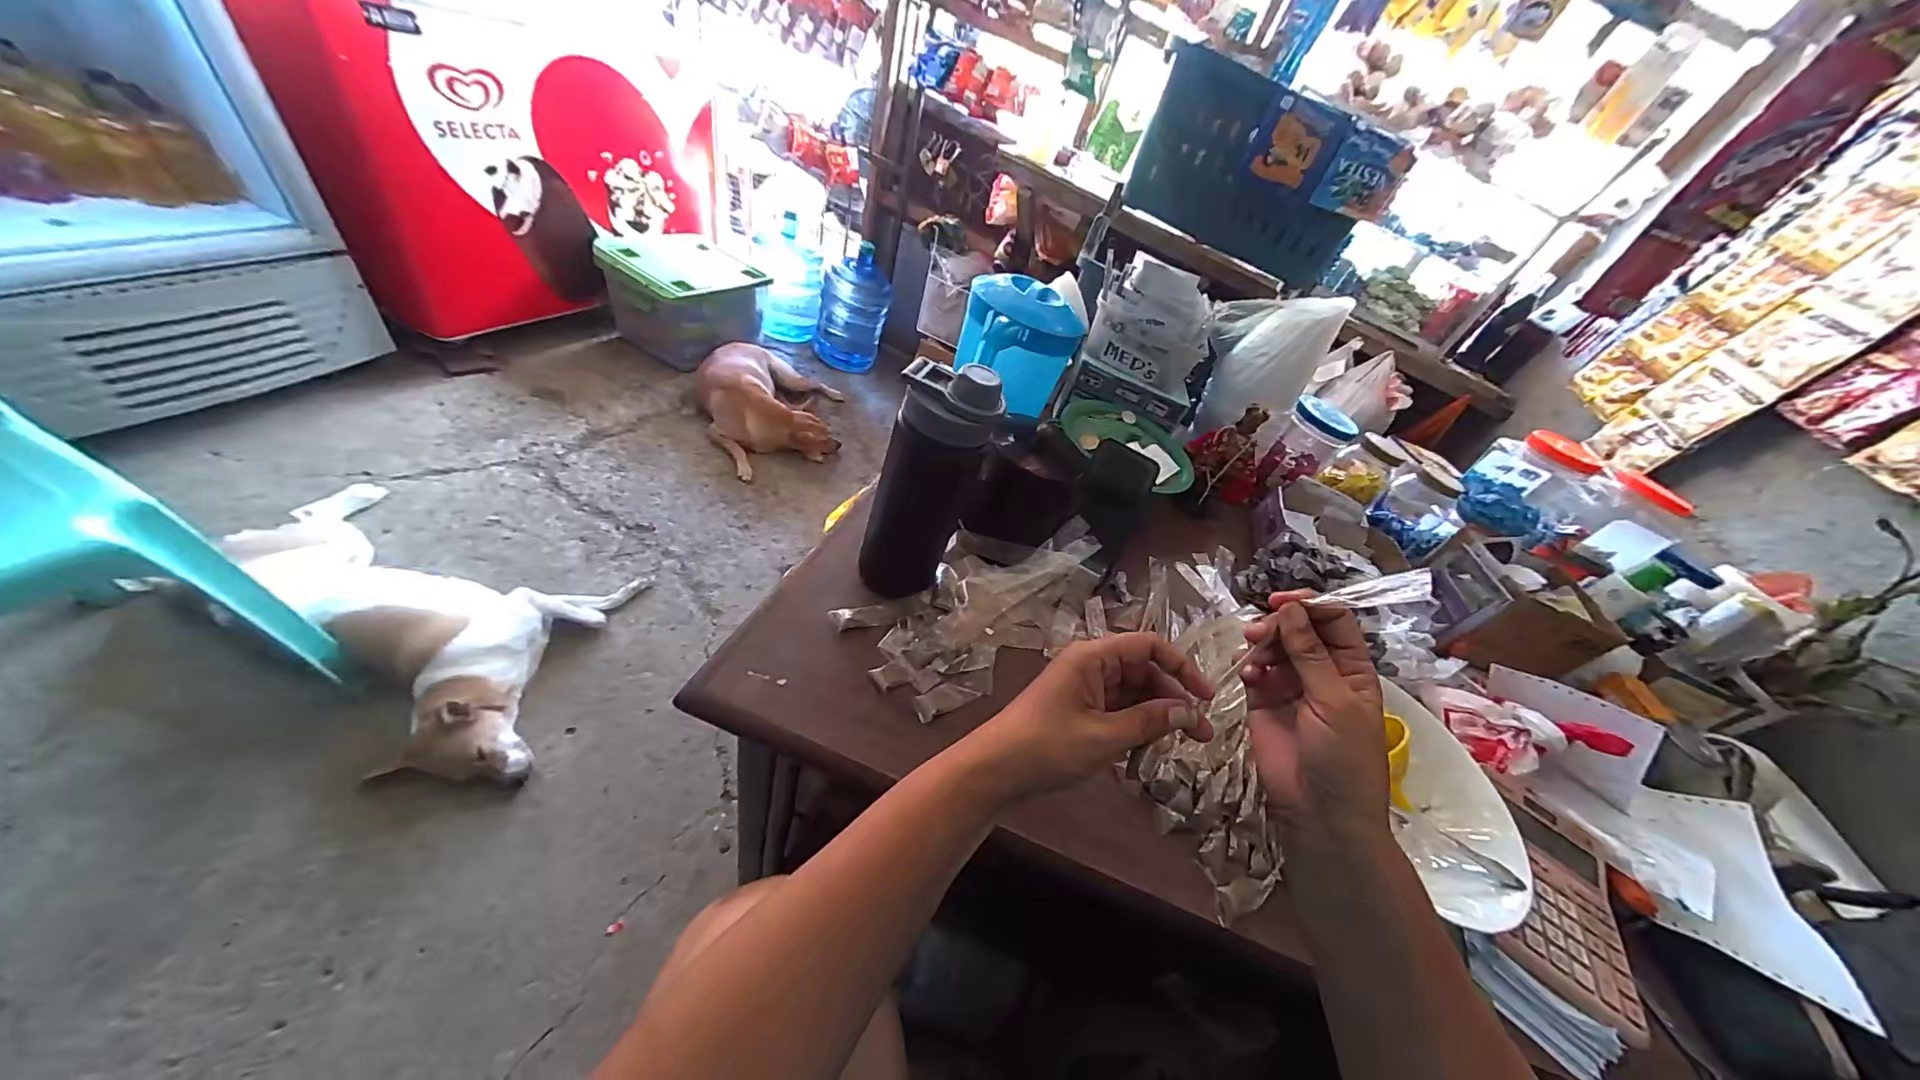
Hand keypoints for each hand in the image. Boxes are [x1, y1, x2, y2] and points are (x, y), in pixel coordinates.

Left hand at [957, 632, 1214, 804]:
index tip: (1207, 696)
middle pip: (1143, 670)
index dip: (1182, 666)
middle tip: (1201, 734)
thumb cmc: (1047, 746)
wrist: (994, 769)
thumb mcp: (1104, 736)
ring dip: (1157, 713)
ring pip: (1132, 691)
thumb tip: (1188, 711)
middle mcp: (1089, 665)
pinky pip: (1116, 708)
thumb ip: (1148, 721)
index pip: (1148, 645)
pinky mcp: (1078, 709)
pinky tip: (1150, 747)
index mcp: (1093, 657)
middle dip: (1173, 697)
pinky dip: (1135, 724)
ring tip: (1181, 743)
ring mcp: (1083, 687)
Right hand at [1240, 591, 1387, 845]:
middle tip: (1258, 632)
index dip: (1310, 606)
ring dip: (1261, 644)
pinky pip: (1254, 670)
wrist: (1319, 812)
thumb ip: (1310, 654)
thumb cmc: (1343, 758)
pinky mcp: (1263, 701)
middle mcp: (1321, 672)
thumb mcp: (1334, 702)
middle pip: (1298, 629)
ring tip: (1252, 655)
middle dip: (1278, 625)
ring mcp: (1290, 686)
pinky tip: (1248, 675)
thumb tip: (1292, 609)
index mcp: (1352, 669)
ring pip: (1273, 647)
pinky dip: (1249, 666)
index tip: (1281, 602)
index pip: (1333, 621)